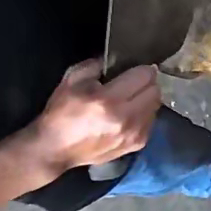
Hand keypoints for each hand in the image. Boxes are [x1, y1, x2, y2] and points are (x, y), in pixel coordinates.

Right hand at [6, 60, 161, 185]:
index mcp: (108, 99)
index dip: (142, 70)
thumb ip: (93, 66)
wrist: (54, 151)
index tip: (136, 70)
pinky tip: (129, 116)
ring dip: (146, 100)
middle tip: (134, 84)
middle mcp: (127, 117)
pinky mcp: (138, 143)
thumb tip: (113, 59)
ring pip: (156, 106)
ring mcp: (135, 132)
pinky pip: (152, 121)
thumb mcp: (70, 82)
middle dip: (147, 84)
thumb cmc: (61, 114)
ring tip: (131, 100)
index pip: (144, 76)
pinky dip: (144, 115)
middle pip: (155, 90)